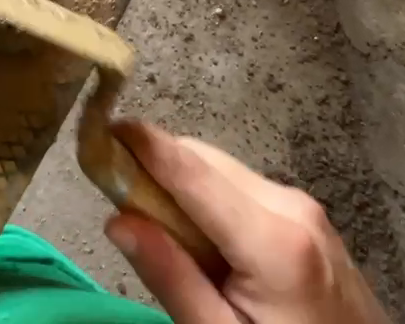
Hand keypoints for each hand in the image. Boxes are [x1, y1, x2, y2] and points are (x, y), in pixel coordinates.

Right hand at [104, 122, 388, 323]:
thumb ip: (172, 278)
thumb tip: (115, 219)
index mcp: (273, 240)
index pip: (189, 168)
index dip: (140, 142)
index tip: (97, 126)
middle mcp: (291, 204)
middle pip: (201, 160)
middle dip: (156, 172)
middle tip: (123, 207)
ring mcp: (304, 206)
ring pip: (218, 169)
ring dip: (181, 187)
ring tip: (169, 238)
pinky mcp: (308, 214)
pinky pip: (240, 186)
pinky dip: (209, 200)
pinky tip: (206, 244)